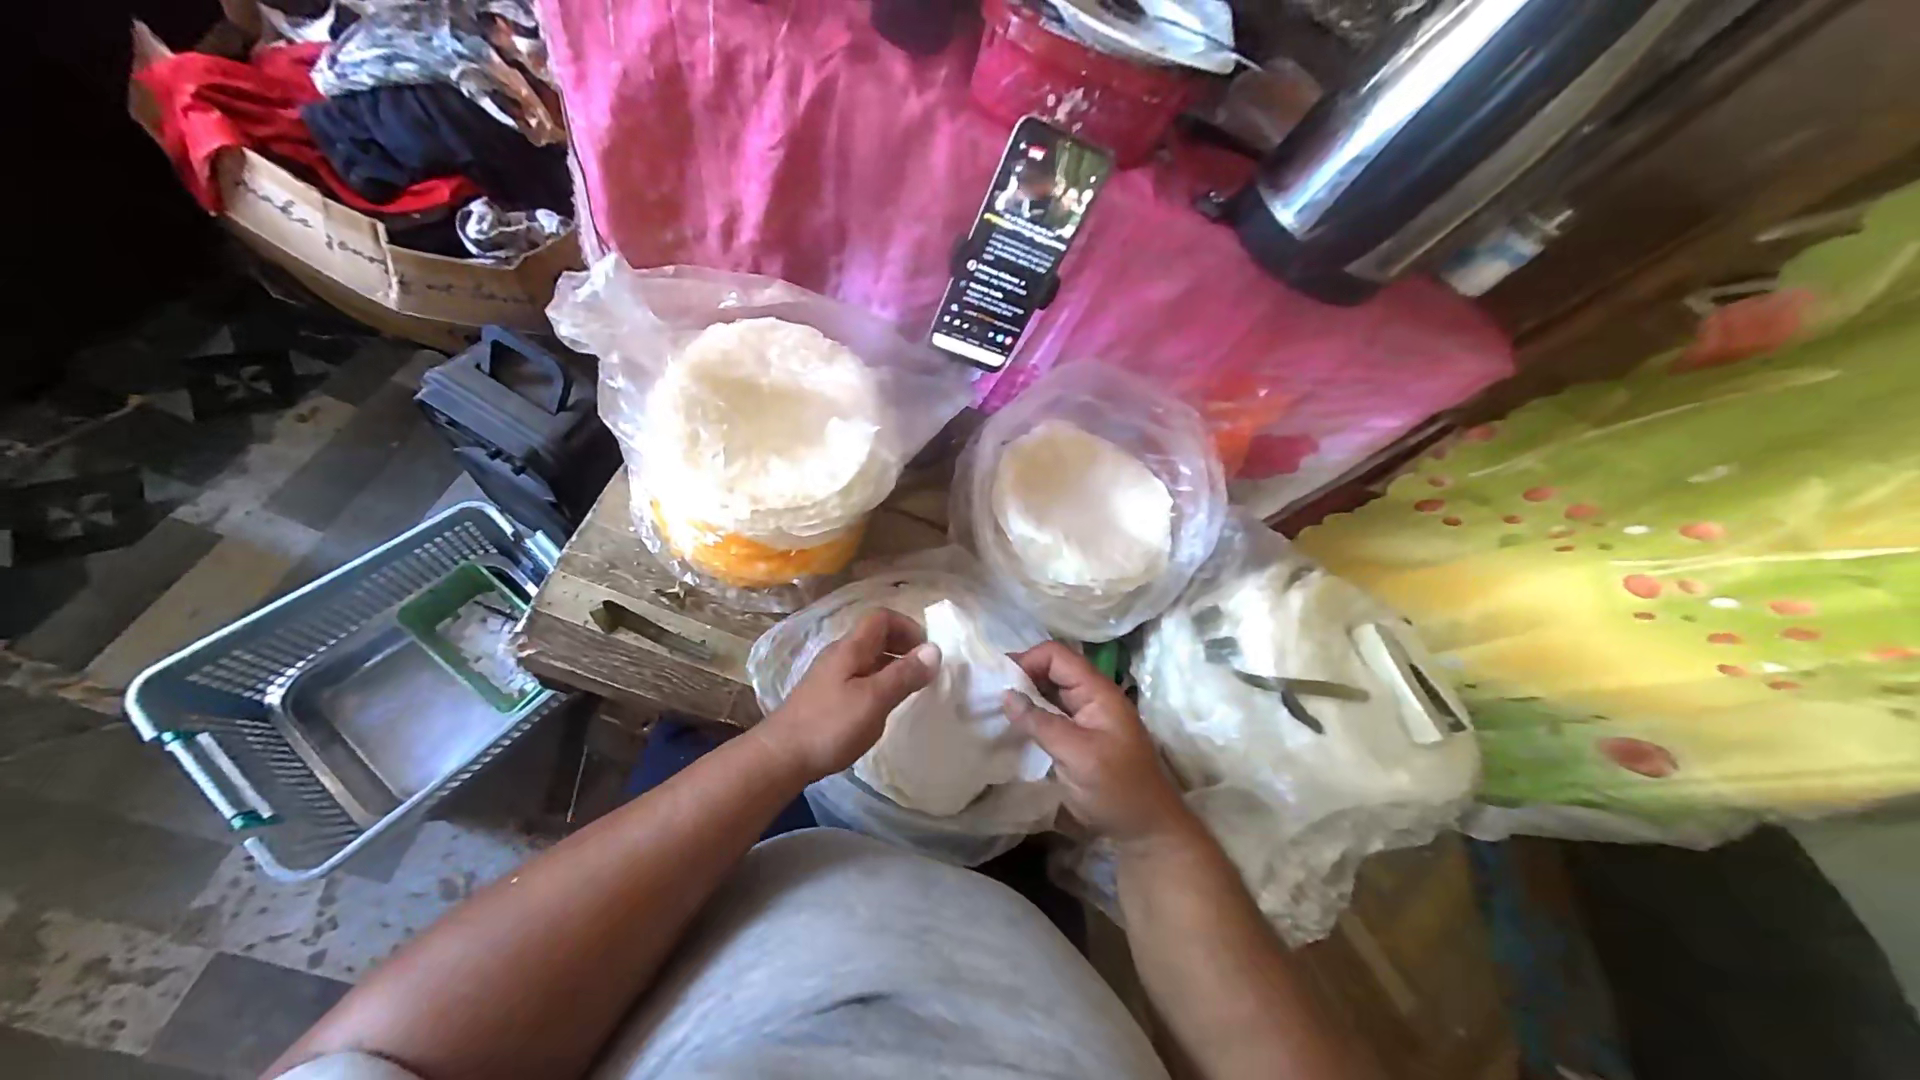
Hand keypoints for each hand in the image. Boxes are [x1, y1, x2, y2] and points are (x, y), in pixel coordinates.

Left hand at [753, 608, 940, 783]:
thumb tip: (934, 650)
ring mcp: (830, 675)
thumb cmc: (829, 726)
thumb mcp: (874, 700)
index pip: (882, 617)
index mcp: (850, 648)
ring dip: (892, 666)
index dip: (908, 627)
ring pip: (868, 658)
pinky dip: (878, 683)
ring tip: (908, 689)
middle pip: (875, 635)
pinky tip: (882, 707)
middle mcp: (839, 655)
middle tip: (923, 671)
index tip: (926, 652)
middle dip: (903, 646)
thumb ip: (904, 674)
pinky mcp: (825, 696)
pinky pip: (859, 677)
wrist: (780, 757)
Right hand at [1004, 642, 1194, 849]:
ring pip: (1049, 692)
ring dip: (1025, 696)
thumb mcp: (1078, 756)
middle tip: (991, 693)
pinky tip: (1012, 725)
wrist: (1147, 828)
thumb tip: (1006, 694)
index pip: (1057, 656)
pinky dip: (1031, 715)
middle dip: (1022, 676)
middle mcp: (1091, 696)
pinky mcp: (1079, 736)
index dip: (1028, 660)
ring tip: (995, 707)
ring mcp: (1085, 716)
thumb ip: (1041, 723)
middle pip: (1051, 669)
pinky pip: (1051, 714)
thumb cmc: (1118, 789)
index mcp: (1097, 691)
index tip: (1001, 681)